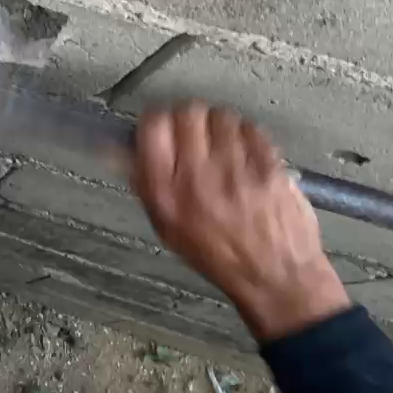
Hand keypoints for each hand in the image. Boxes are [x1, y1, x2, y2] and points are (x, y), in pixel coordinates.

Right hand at [129, 102, 349, 342]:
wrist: (276, 280)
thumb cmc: (218, 254)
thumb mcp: (165, 224)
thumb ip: (141, 179)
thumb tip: (117, 145)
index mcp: (166, 192)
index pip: (152, 126)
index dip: (155, 119)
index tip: (161, 124)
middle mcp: (198, 178)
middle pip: (186, 113)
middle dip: (188, 118)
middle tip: (193, 131)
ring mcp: (236, 171)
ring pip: (219, 115)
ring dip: (218, 125)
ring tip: (222, 143)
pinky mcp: (268, 167)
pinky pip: (250, 127)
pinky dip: (246, 135)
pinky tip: (245, 153)